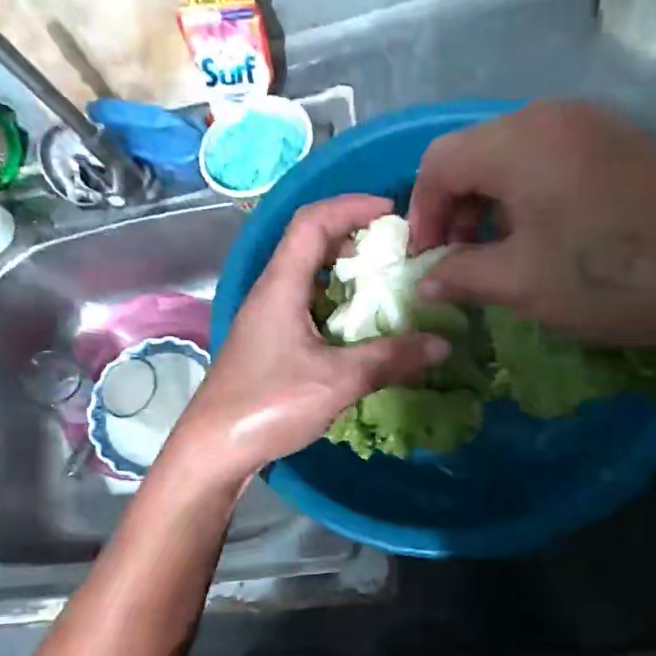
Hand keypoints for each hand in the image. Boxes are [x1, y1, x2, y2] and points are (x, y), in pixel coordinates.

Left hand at [163, 195, 449, 484]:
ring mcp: (267, 317)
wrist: (213, 449)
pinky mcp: (269, 341)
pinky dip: (336, 299)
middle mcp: (270, 292)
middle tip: (396, 247)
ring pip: (308, 273)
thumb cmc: (268, 405)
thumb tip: (442, 344)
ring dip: (345, 268)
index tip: (392, 211)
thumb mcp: (336, 381)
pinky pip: (306, 302)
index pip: (312, 221)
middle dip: (353, 233)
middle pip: (309, 241)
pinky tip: (360, 323)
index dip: (351, 206)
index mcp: (280, 286)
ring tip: (384, 279)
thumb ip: (390, 359)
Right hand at [408, 99, 655, 380]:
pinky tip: (547, 237)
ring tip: (499, 254)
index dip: (420, 214)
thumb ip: (462, 274)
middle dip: (455, 209)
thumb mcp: (524, 284)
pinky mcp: (625, 142)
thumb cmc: (615, 277)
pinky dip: (531, 196)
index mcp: (517, 141)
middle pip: (475, 153)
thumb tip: (425, 279)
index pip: (438, 163)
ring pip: (515, 156)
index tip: (424, 262)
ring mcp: (594, 124)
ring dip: (493, 204)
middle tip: (458, 261)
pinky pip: (554, 159)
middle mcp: (551, 116)